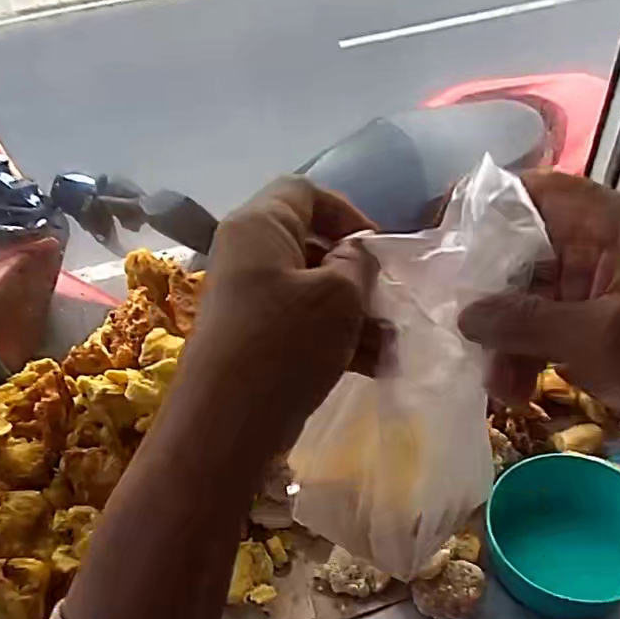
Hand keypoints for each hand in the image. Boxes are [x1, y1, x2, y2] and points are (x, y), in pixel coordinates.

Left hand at [65, 179, 374, 618]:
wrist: (228, 425)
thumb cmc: (285, 344)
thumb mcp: (337, 296)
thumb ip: (358, 263)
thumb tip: (356, 254)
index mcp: (259, 226)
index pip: (306, 193)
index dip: (348, 212)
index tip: (379, 250)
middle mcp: (247, 257)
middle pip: (311, 247)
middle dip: (358, 275)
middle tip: (390, 303)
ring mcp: (247, 303)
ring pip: (310, 293)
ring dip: (354, 315)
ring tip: (391, 347)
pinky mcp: (253, 343)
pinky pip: (299, 327)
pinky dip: (334, 340)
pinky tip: (373, 366)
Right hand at [460, 172, 619, 616]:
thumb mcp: (603, 337)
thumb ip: (528, 321)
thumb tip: (464, 314)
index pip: (546, 194)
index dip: (492, 203)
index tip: (444, 229)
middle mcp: (611, 250)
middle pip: (530, 254)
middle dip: (492, 296)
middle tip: (460, 331)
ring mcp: (607, 291)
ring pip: (534, 301)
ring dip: (508, 340)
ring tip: (497, 386)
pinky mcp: (605, 327)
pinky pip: (550, 331)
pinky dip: (528, 357)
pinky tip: (514, 390)